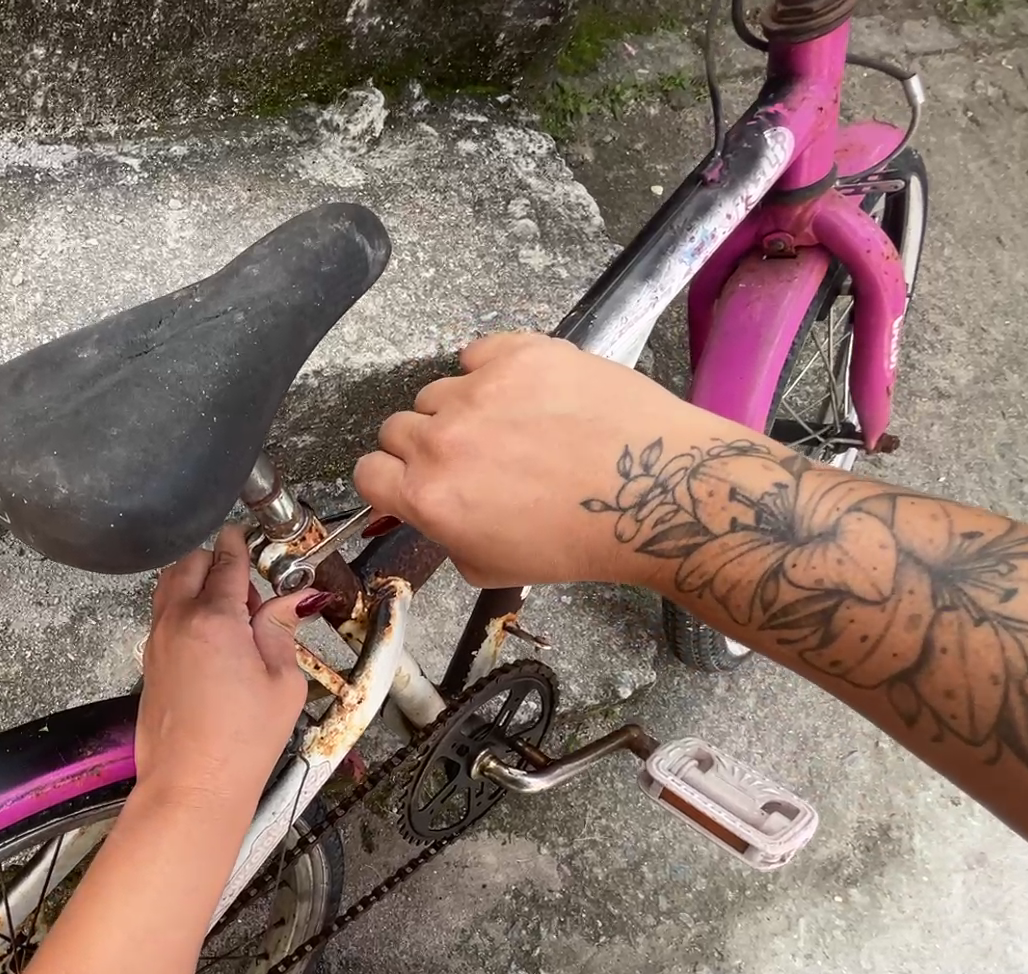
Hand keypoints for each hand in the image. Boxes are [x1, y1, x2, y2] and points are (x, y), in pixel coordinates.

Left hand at [135, 526, 320, 810]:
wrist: (191, 784)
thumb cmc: (241, 741)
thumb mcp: (283, 682)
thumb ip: (281, 630)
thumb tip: (290, 601)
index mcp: (214, 618)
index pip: (226, 562)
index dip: (238, 543)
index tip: (242, 534)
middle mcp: (177, 620)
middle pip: (189, 563)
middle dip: (215, 561)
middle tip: (247, 589)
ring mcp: (157, 639)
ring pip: (169, 585)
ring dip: (194, 582)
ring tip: (229, 615)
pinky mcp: (148, 660)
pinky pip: (162, 614)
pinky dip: (181, 607)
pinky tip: (209, 638)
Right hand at [353, 332, 737, 587]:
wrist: (660, 493)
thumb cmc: (579, 539)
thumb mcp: (488, 567)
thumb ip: (441, 536)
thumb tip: (429, 512)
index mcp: (427, 496)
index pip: (367, 471)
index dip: (387, 477)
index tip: (408, 477)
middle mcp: (440, 441)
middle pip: (395, 428)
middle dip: (422, 444)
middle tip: (467, 455)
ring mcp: (478, 393)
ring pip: (436, 391)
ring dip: (458, 408)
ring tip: (507, 423)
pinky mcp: (519, 355)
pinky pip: (476, 353)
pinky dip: (489, 368)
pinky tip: (520, 392)